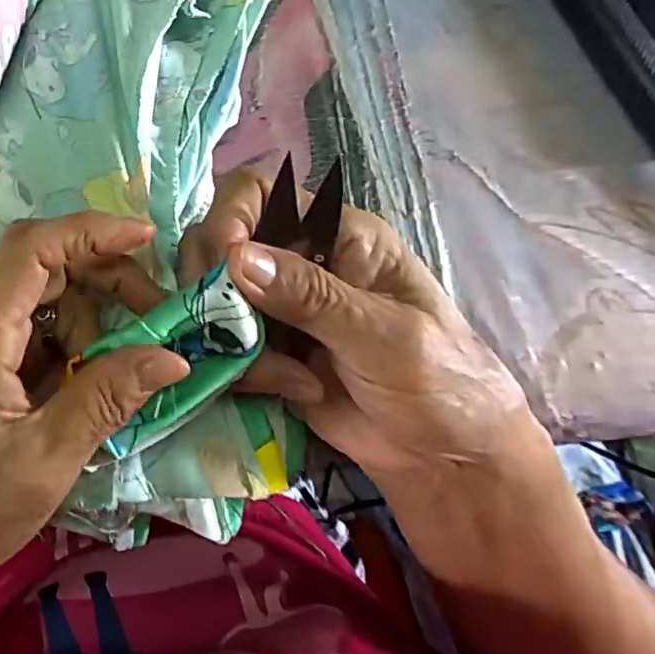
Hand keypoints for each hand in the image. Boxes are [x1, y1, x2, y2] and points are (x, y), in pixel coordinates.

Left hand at [0, 213, 189, 637]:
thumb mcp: (47, 459)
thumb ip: (105, 398)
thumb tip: (171, 355)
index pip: (31, 248)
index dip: (88, 231)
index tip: (146, 237)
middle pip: (44, 264)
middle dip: (105, 275)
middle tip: (158, 313)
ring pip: (48, 293)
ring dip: (96, 312)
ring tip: (129, 360)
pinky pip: (42, 326)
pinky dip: (79, 338)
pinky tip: (102, 371)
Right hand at [179, 168, 535, 484]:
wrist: (447, 460)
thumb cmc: (442, 384)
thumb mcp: (384, 336)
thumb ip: (312, 296)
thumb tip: (237, 257)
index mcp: (335, 233)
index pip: (256, 193)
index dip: (228, 219)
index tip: (222, 267)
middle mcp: (295, 258)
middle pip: (215, 241)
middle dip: (216, 288)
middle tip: (236, 330)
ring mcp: (271, 303)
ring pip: (207, 295)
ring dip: (229, 337)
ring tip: (283, 374)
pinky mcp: (258, 344)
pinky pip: (215, 341)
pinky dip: (235, 367)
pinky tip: (286, 388)